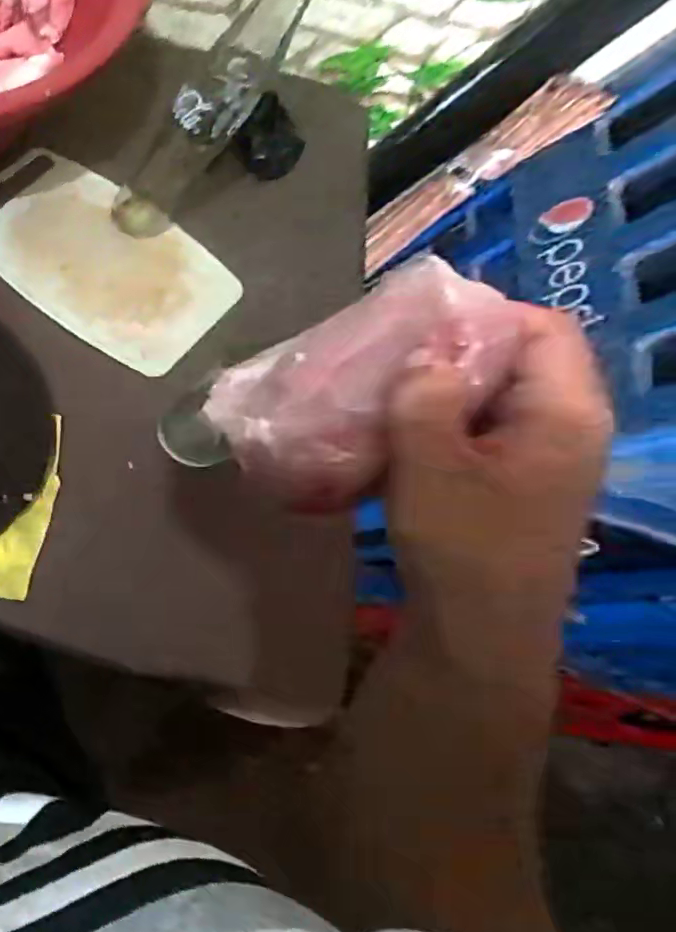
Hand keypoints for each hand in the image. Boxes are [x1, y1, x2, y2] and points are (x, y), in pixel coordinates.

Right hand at [385, 305, 610, 666]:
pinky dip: (425, 423)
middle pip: (512, 361)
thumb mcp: (433, 467)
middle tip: (375, 357)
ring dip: (427, 391)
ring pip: (482, 398)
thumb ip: (427, 402)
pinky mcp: (501, 478)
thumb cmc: (462, 539)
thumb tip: (422, 352)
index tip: (408, 322)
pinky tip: (381, 436)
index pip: (542, 330)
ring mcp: (532, 454)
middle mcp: (559, 424)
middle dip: (444, 352)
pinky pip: (467, 431)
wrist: (479, 616)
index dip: (482, 315)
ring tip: (368, 394)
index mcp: (562, 412)